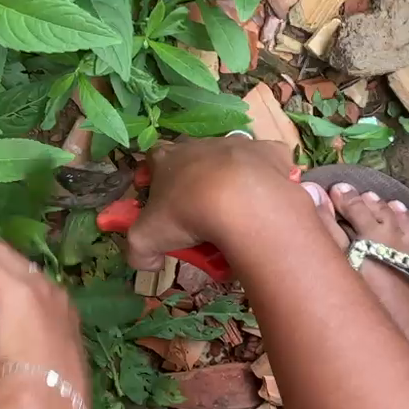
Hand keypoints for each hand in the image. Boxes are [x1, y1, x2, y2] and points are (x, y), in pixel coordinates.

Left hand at [0, 240, 89, 408]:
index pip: (34, 283)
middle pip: (18, 260)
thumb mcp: (34, 376)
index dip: (6, 282)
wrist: (47, 404)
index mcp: (64, 316)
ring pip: (2, 252)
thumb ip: (17, 363)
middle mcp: (55, 294)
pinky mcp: (17, 288)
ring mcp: (38, 288)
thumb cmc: (44, 399)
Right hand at [124, 135, 304, 270]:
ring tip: (232, 215)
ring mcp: (236, 145)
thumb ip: (138, 252)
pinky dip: (264, 179)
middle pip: (191, 159)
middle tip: (194, 215)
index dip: (152, 178)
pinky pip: (266, 163)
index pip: (152, 158)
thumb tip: (149, 263)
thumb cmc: (187, 214)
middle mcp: (200, 145)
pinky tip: (263, 201)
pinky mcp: (270, 151)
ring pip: (228, 161)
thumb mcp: (146, 240)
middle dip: (191, 183)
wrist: (243, 204)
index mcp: (166, 159)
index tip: (158, 201)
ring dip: (227, 182)